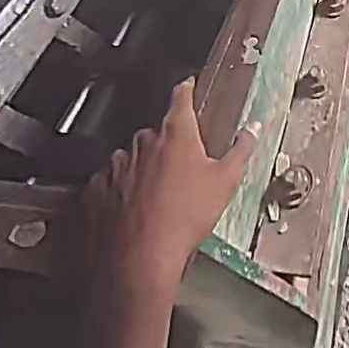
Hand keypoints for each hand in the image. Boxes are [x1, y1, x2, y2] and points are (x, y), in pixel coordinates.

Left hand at [84, 78, 259, 286]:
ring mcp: (116, 165)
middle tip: (178, 166)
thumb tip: (254, 127)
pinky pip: (109, 180)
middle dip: (165, 142)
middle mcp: (143, 141)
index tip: (187, 85)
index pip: (180, 98)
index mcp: (176, 133)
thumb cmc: (187, 216)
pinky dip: (118, 188)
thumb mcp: (225, 182)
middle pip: (156, 131)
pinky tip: (129, 208)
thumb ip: (241, 149)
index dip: (185, 89)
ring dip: (141, 165)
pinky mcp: (94, 190)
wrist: (139, 262)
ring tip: (153, 194)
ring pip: (131, 156)